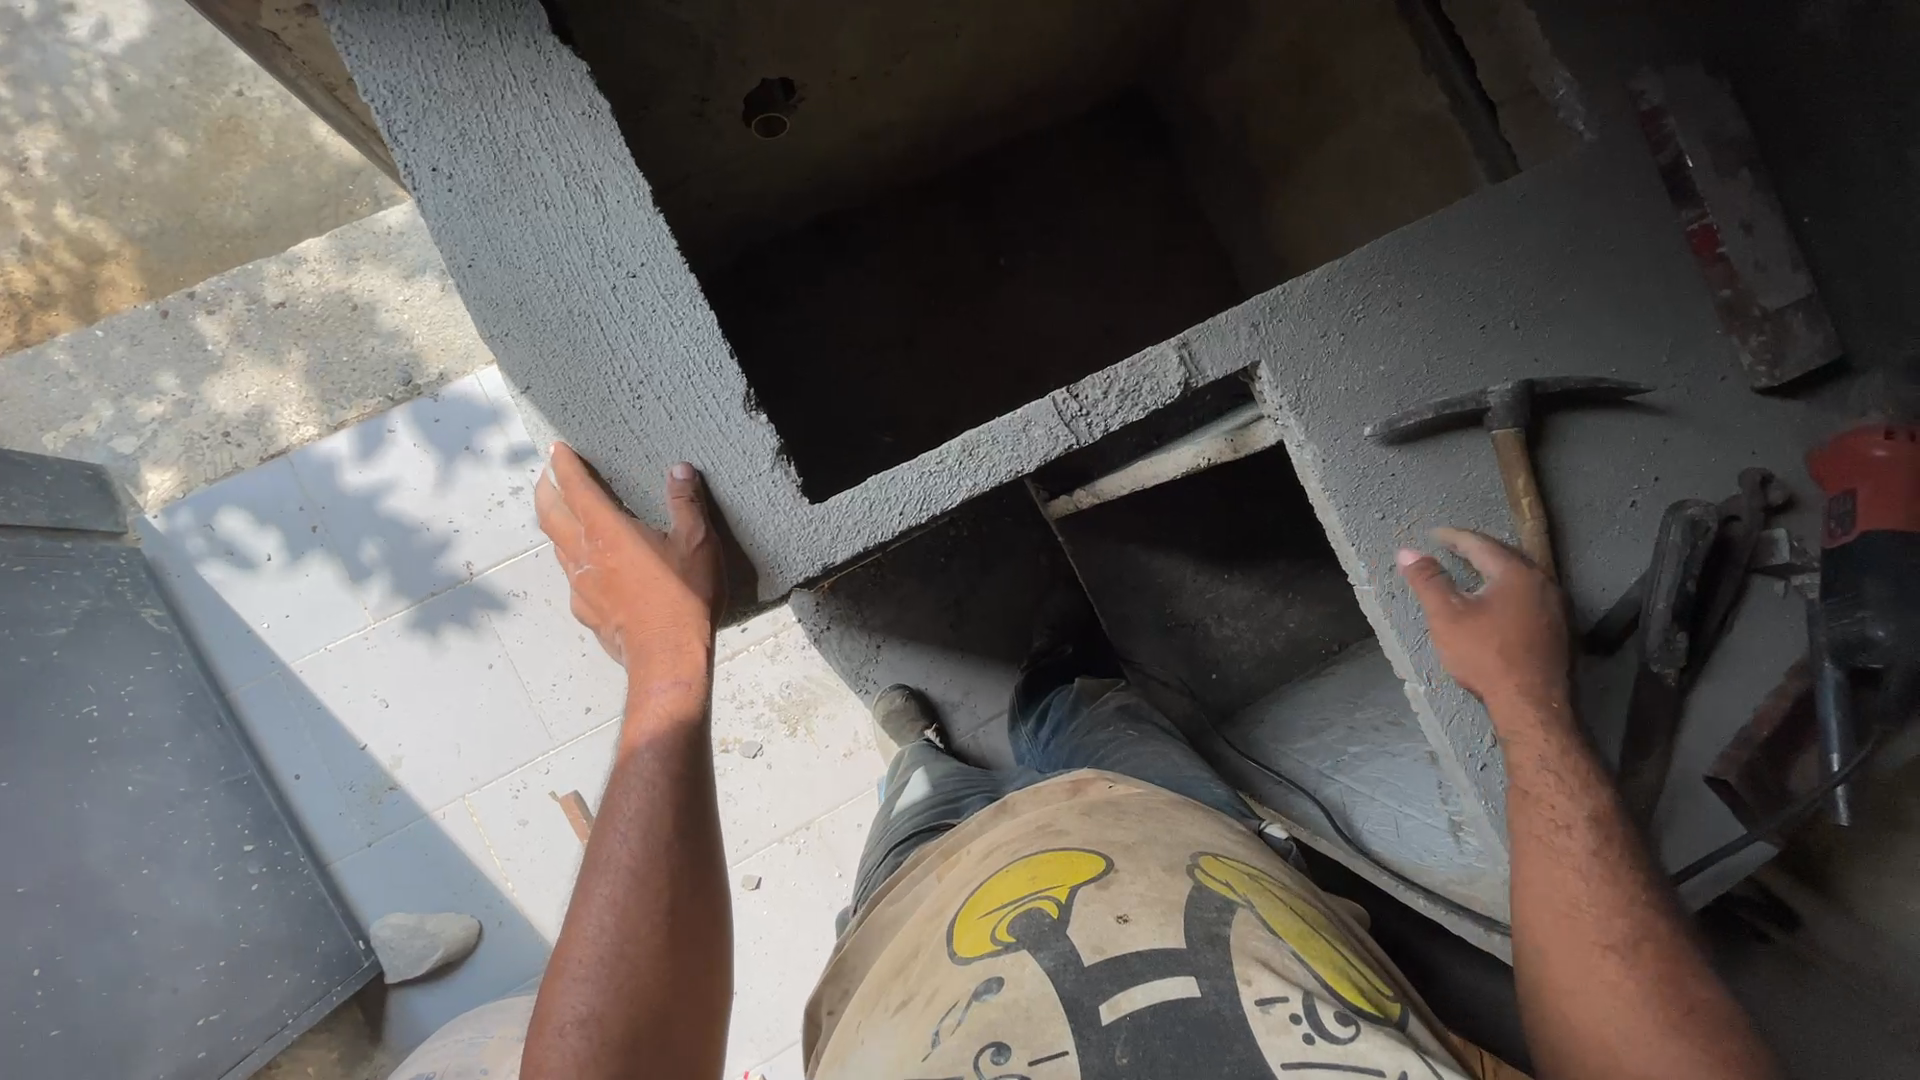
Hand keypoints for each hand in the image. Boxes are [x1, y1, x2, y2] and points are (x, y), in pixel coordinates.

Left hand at [536, 443, 723, 702]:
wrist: (668, 655)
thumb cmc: (684, 595)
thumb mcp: (697, 542)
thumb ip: (686, 503)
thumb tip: (679, 469)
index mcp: (608, 531)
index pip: (577, 488)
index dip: (565, 465)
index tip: (556, 448)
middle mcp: (584, 554)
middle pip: (550, 514)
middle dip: (546, 489)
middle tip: (548, 475)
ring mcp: (580, 585)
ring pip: (557, 546)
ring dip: (556, 524)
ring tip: (565, 515)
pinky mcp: (585, 611)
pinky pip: (572, 577)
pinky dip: (574, 559)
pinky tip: (590, 567)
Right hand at [1397, 527, 1569, 712]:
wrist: (1531, 703)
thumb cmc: (1485, 654)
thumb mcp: (1446, 615)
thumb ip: (1428, 580)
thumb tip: (1407, 552)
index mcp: (1516, 574)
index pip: (1480, 544)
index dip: (1453, 537)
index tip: (1433, 534)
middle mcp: (1543, 583)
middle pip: (1506, 556)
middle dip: (1477, 550)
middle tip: (1452, 548)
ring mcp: (1556, 607)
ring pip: (1521, 577)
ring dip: (1495, 570)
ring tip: (1473, 571)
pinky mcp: (1559, 630)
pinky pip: (1530, 596)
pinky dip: (1508, 590)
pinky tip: (1497, 603)